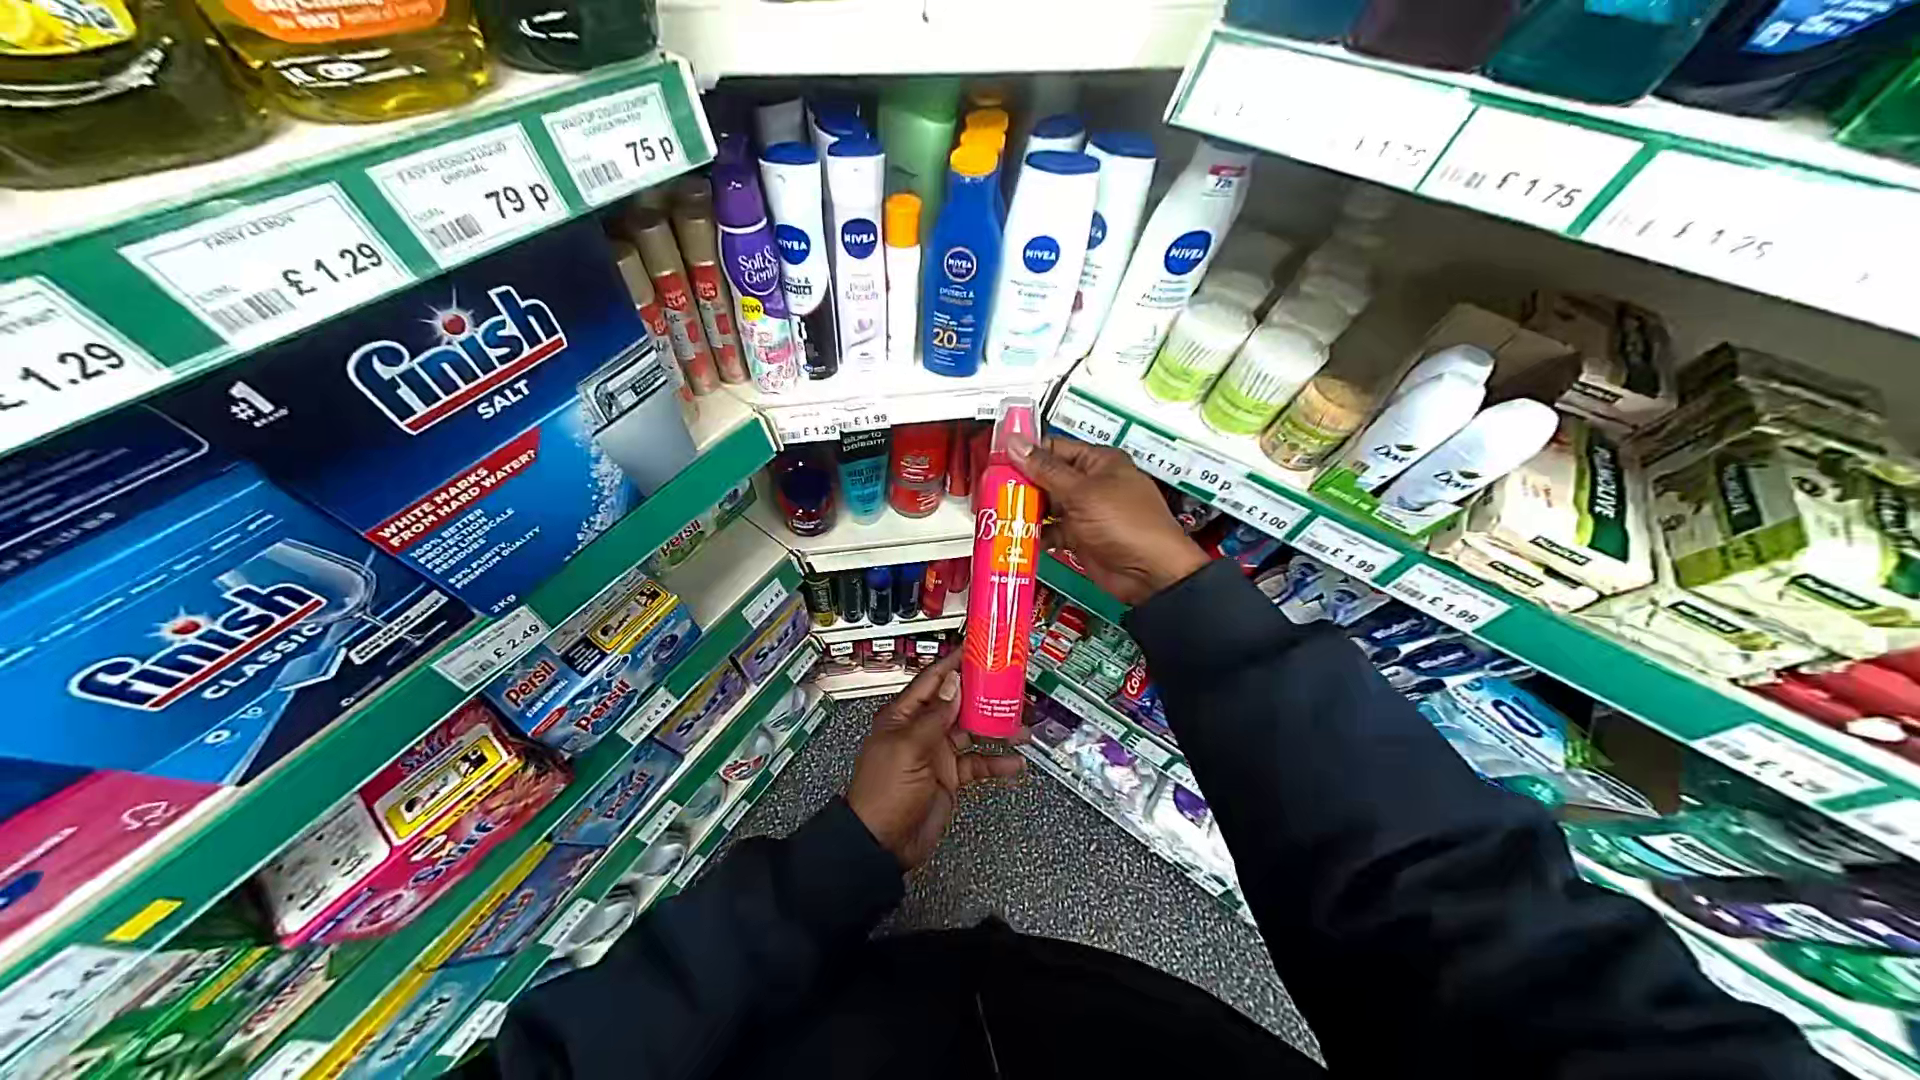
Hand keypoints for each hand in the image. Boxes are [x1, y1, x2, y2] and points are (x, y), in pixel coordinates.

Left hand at [845, 650, 1024, 869]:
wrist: (882, 844)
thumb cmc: (883, 793)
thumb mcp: (909, 748)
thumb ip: (935, 716)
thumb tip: (954, 683)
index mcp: (905, 716)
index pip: (933, 681)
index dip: (954, 665)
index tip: (977, 651)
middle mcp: (922, 730)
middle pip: (958, 704)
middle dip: (985, 696)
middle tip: (1012, 687)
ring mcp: (938, 753)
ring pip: (973, 732)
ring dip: (997, 729)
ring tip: (1023, 726)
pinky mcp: (950, 776)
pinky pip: (978, 763)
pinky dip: (997, 762)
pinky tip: (1014, 763)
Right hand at [1009, 434, 1209, 606]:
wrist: (1149, 574)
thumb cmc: (1130, 525)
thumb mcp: (1082, 492)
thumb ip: (1046, 469)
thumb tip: (1017, 445)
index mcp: (1098, 462)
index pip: (1054, 448)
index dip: (1026, 452)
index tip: (999, 458)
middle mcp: (1091, 484)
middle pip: (1047, 477)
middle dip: (1022, 484)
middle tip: (994, 489)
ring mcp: (1086, 512)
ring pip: (1046, 505)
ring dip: (1026, 510)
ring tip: (1001, 512)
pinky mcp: (1080, 537)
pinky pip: (1051, 531)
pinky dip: (1036, 534)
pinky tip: (1019, 535)